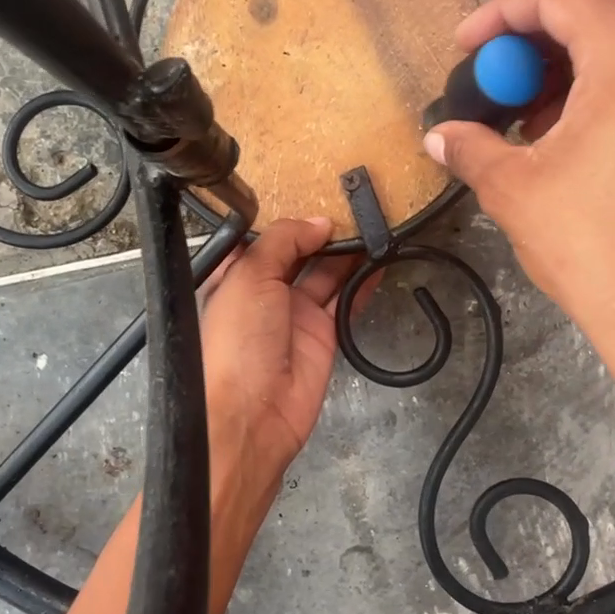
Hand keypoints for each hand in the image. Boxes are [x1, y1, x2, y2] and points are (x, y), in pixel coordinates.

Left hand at [198, 218, 357, 498]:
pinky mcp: (323, 335)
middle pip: (298, 255)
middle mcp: (264, 293)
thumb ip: (283, 241)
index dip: (286, 222)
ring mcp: (295, 315)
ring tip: (372, 227)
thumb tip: (318, 223)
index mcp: (235, 277)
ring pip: (325, 274)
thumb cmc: (237, 341)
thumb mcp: (250, 276)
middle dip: (321, 234)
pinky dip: (363, 283)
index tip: (313, 199)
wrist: (253, 414)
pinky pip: (345, 301)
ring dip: (346, 254)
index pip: (262, 239)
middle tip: (353, 208)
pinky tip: (378, 262)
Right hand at [421, 0, 614, 427]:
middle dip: (529, 53)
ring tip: (522, 129)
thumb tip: (438, 136)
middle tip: (490, 95)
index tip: (463, 48)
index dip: (499, 14)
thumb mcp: (515, 189)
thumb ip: (470, 147)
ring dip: (560, 79)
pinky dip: (596, 100)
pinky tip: (564, 147)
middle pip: (590, 20)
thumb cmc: (594, 243)